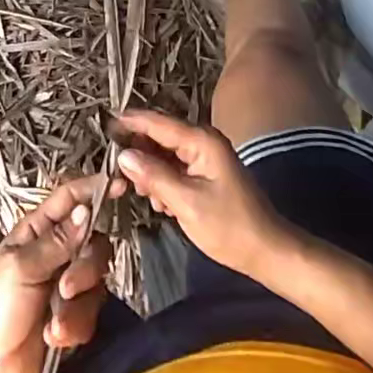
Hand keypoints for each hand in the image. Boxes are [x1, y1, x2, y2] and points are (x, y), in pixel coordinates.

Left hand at [0, 173, 122, 372]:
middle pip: (94, 242)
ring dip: (76, 305)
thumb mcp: (21, 268)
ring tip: (52, 323)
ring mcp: (67, 283)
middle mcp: (57, 251)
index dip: (94, 189)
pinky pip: (92, 312)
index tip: (118, 185)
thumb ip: (57, 241)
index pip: (70, 199)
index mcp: (38, 230)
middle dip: (85, 268)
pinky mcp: (75, 314)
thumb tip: (86, 209)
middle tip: (66, 288)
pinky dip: (74, 327)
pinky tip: (52, 337)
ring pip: (96, 280)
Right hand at [113, 110, 293, 275]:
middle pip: (160, 136)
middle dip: (138, 150)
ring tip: (138, 190)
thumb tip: (123, 155)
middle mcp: (203, 141)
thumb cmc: (229, 226)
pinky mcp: (204, 173)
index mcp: (202, 141)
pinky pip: (174, 168)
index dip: (131, 122)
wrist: (266, 251)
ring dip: (149, 170)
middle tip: (115, 168)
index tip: (105, 122)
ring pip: (164, 153)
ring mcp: (205, 157)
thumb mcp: (186, 202)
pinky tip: (158, 201)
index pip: (158, 123)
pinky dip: (162, 180)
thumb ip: (153, 176)